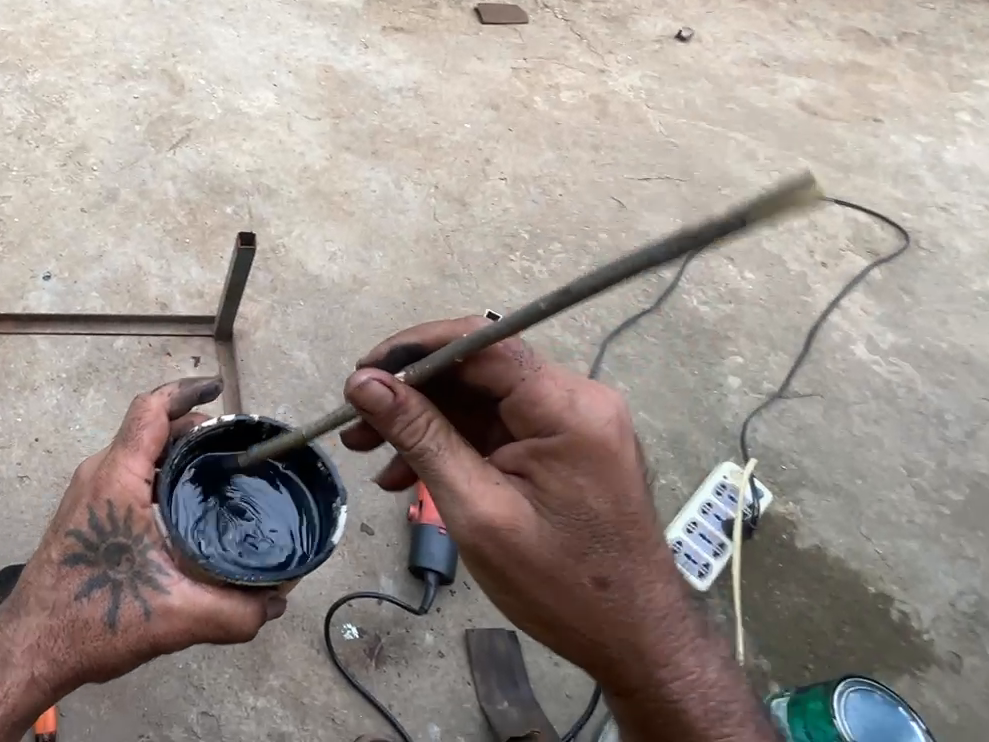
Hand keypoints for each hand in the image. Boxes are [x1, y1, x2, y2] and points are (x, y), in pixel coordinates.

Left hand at [0, 376, 287, 691]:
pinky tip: (180, 503)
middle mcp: (99, 472)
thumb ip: (236, 611)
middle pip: (148, 426)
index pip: (152, 409)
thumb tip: (278, 601)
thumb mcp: (176, 616)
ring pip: (136, 450)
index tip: (219, 389)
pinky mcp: (83, 512)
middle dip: (191, 424)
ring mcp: (87, 491)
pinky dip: (156, 471)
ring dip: (173, 450)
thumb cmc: (93, 616)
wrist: (32, 643)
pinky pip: (126, 472)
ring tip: (213, 468)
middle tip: (231, 443)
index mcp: (118, 476)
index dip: (186, 391)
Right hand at [338, 318, 693, 693]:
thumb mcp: (476, 509)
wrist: (634, 644)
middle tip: (355, 422)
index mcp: (567, 408)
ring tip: (366, 450)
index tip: (362, 374)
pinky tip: (407, 471)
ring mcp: (569, 421)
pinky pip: (491, 423)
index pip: (480, 343)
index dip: (413, 349)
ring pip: (475, 397)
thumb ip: (419, 436)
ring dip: (420, 420)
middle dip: (408, 393)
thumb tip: (362, 383)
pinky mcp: (560, 443)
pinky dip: (447, 441)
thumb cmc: (560, 585)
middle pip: (473, 369)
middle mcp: (575, 399)